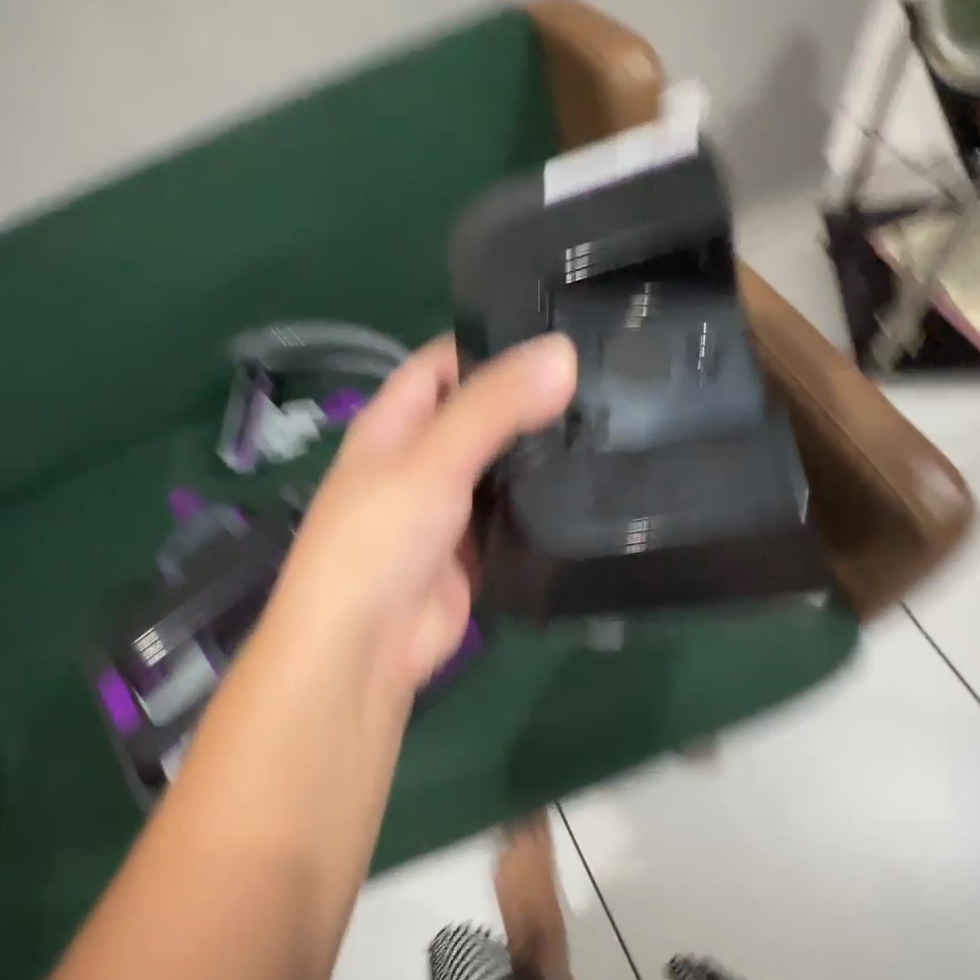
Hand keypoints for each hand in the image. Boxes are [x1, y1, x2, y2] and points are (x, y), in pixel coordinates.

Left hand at [257, 333, 577, 701]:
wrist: (363, 647)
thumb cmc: (380, 538)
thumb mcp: (433, 458)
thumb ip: (495, 406)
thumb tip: (562, 350)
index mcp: (393, 422)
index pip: (444, 362)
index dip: (493, 343)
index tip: (563, 332)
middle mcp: (418, 456)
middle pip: (479, 411)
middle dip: (530, 396)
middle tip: (609, 377)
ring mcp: (446, 504)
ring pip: (501, 463)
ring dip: (542, 449)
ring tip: (615, 420)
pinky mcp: (473, 548)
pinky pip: (513, 512)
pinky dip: (544, 500)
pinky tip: (593, 483)